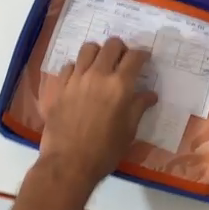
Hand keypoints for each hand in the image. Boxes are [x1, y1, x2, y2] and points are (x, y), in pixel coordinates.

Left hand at [37, 38, 158, 190]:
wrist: (68, 164)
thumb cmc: (105, 151)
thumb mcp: (129, 131)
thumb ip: (139, 107)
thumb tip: (150, 94)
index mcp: (119, 86)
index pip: (134, 57)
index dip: (142, 54)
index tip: (144, 59)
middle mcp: (97, 75)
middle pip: (111, 45)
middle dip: (121, 48)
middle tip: (123, 59)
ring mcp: (75, 79)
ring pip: (87, 49)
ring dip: (98, 52)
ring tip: (100, 63)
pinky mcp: (58, 87)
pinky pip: (68, 66)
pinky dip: (77, 68)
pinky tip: (79, 79)